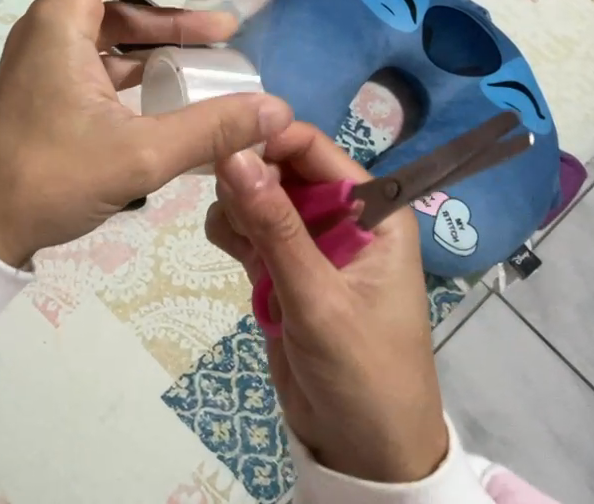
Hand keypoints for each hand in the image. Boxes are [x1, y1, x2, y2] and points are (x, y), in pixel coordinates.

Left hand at [0, 0, 292, 268]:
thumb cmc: (50, 176)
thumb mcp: (140, 153)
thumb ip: (212, 128)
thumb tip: (278, 110)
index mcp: (60, 20)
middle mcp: (50, 28)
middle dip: (177, 5)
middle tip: (231, 27)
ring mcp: (47, 59)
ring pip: (111, 31)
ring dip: (163, 39)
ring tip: (221, 56)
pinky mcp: (49, 88)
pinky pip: (101, 61)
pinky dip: (139, 67)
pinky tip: (181, 93)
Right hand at [205, 123, 448, 483]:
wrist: (362, 451)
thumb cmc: (362, 374)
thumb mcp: (318, 299)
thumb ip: (275, 226)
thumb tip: (231, 154)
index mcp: (374, 213)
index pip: (312, 148)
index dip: (266, 142)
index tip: (219, 157)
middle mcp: (341, 217)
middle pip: (276, 165)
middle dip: (245, 181)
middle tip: (234, 218)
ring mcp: (309, 242)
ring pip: (254, 193)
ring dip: (235, 209)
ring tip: (238, 248)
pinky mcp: (282, 266)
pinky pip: (245, 226)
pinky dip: (230, 232)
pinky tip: (232, 256)